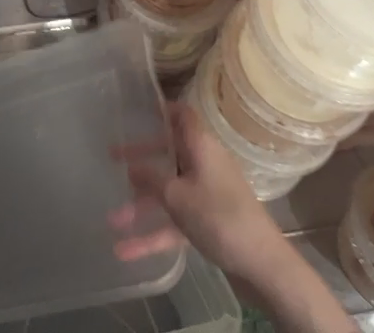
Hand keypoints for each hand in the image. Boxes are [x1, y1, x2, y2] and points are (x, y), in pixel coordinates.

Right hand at [117, 100, 291, 283]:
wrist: (261, 263)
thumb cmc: (218, 216)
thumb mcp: (177, 196)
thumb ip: (151, 179)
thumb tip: (132, 168)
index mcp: (202, 147)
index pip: (183, 116)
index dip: (163, 110)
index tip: (138, 112)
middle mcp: (205, 165)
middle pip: (170, 153)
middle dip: (141, 158)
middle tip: (112, 159)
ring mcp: (208, 194)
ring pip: (170, 192)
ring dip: (142, 206)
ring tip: (112, 220)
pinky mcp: (209, 221)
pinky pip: (176, 221)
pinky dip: (154, 233)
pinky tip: (126, 251)